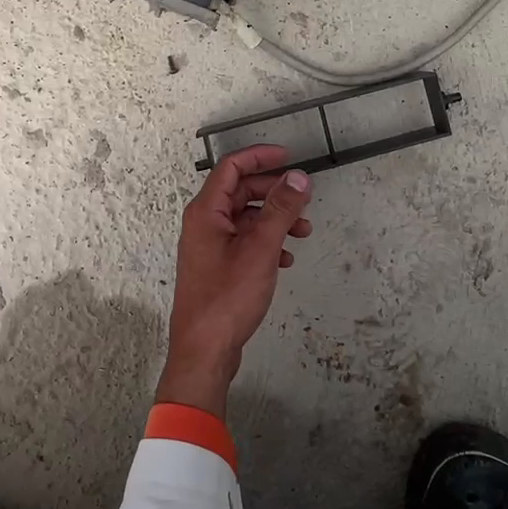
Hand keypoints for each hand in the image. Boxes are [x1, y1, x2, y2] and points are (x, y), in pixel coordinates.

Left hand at [154, 145, 312, 419]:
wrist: (204, 351)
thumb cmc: (228, 297)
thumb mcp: (260, 248)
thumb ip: (281, 209)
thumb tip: (299, 176)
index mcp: (206, 211)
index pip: (231, 167)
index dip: (260, 157)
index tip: (289, 157)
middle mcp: (204, 223)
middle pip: (241, 191)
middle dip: (274, 192)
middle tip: (303, 199)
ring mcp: (210, 246)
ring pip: (246, 218)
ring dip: (275, 219)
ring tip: (303, 232)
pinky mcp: (217, 267)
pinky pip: (245, 241)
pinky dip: (267, 242)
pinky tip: (286, 259)